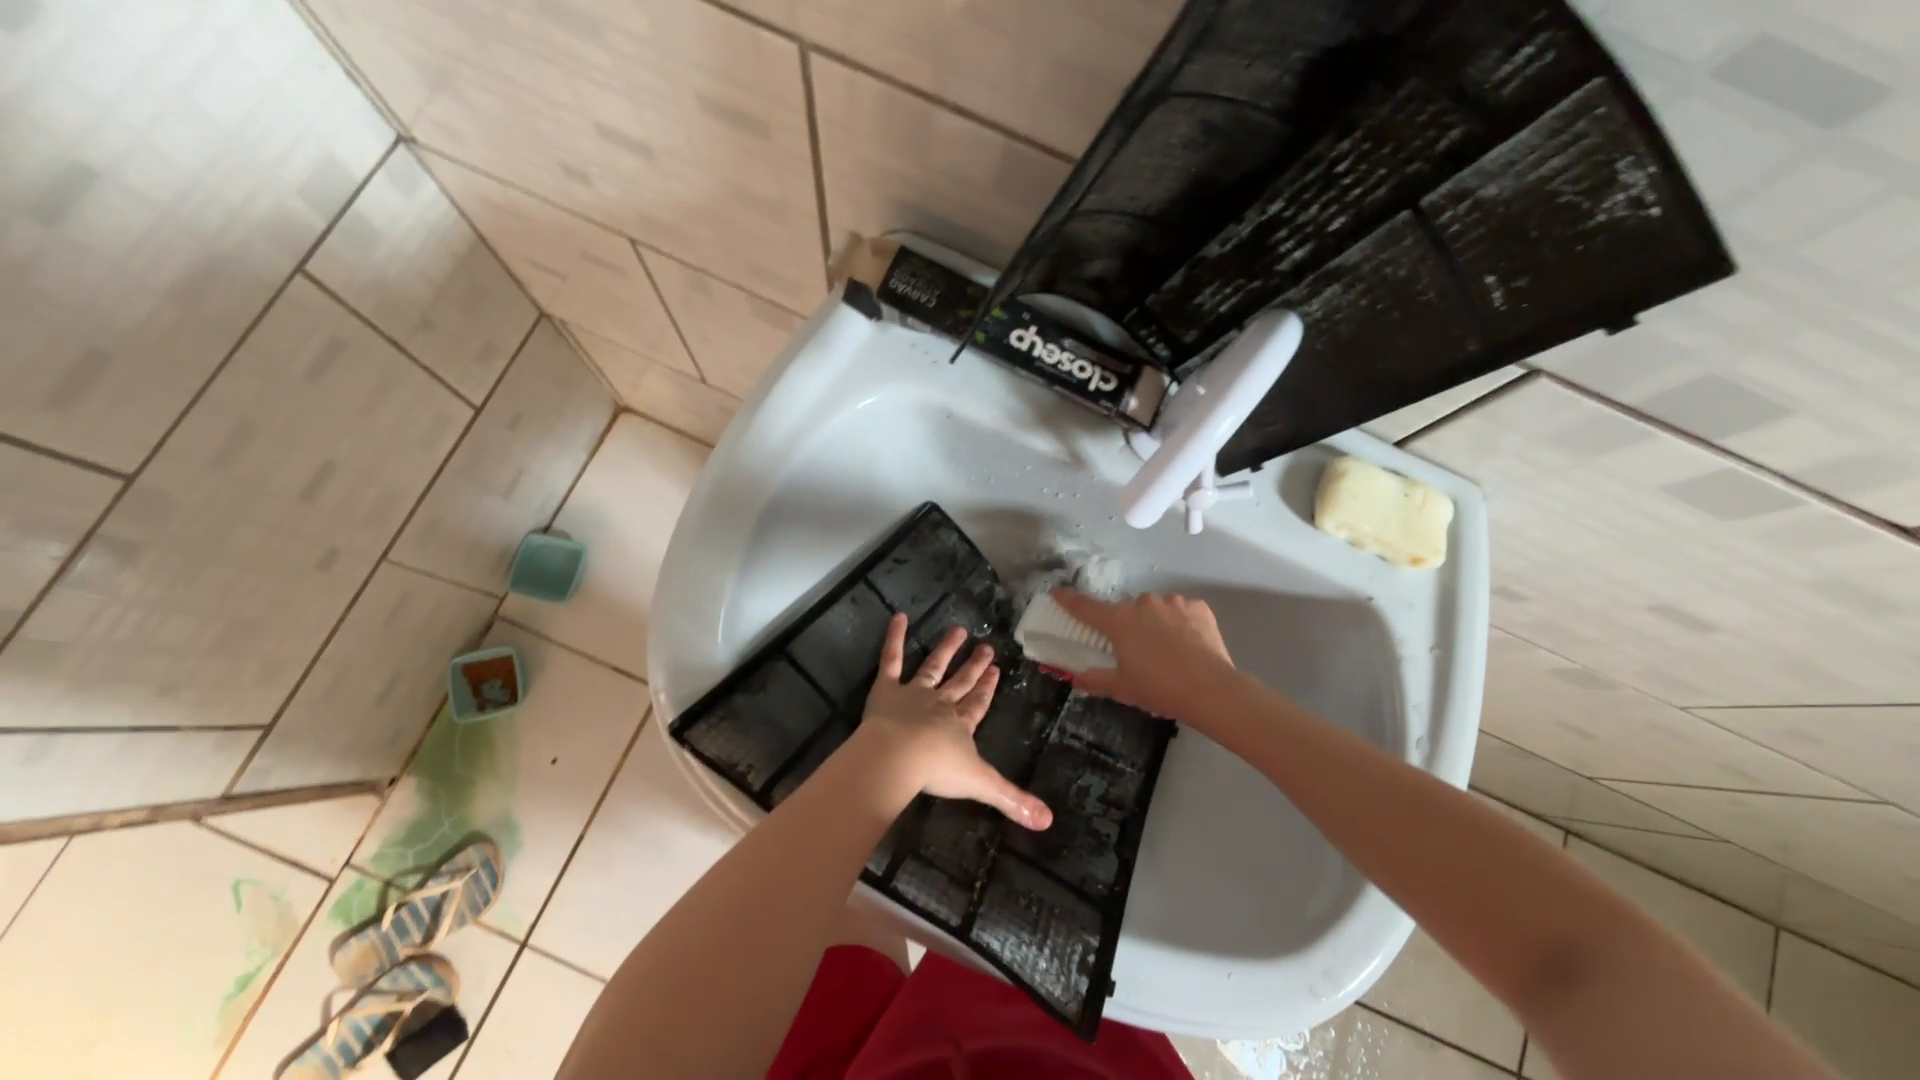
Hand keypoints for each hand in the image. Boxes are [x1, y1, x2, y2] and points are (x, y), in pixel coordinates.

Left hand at [853, 614, 1052, 829]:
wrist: (899, 756)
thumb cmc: (937, 770)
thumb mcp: (981, 785)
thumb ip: (1012, 800)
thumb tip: (1048, 821)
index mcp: (962, 725)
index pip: (977, 705)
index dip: (987, 689)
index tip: (995, 671)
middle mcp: (941, 704)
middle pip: (960, 683)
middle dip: (973, 667)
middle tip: (985, 647)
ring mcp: (914, 693)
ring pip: (933, 667)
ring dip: (946, 650)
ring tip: (957, 630)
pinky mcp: (887, 689)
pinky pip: (891, 659)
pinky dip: (894, 638)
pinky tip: (898, 617)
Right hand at [1050, 590, 1236, 719]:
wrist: (1211, 690)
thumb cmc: (1159, 688)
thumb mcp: (1123, 688)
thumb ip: (1096, 679)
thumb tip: (1077, 678)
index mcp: (1119, 621)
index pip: (1086, 607)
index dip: (1069, 600)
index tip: (1057, 593)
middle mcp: (1144, 604)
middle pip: (1127, 611)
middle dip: (1128, 626)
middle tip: (1136, 652)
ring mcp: (1173, 603)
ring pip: (1156, 610)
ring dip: (1156, 623)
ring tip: (1168, 651)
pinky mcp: (1199, 607)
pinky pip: (1182, 612)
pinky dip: (1181, 624)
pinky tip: (1189, 645)